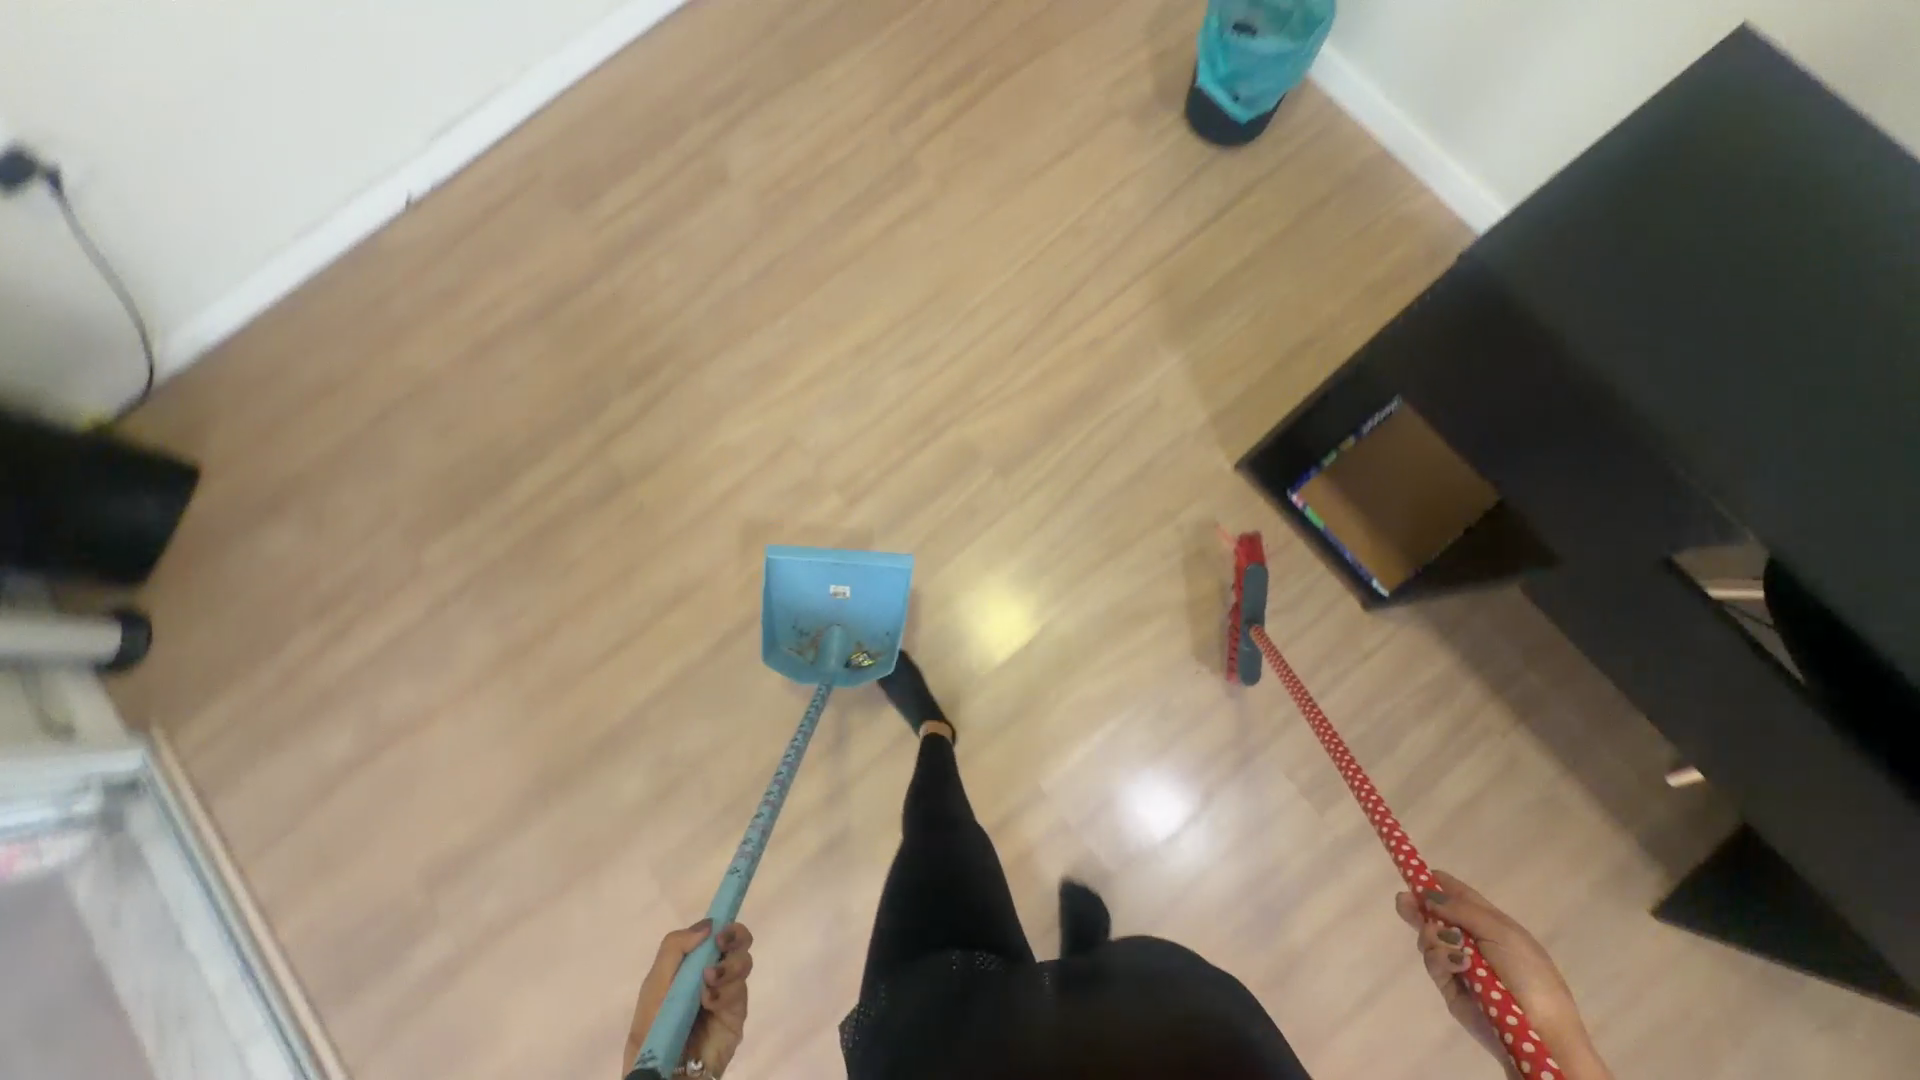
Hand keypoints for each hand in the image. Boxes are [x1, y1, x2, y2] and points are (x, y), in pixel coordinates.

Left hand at [623, 920, 752, 1077]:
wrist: (661, 1073)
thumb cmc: (651, 1030)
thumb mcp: (654, 986)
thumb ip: (673, 950)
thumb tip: (709, 924)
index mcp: (691, 965)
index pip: (714, 934)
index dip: (722, 924)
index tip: (718, 926)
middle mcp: (713, 974)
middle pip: (738, 942)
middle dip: (736, 935)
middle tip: (722, 943)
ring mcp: (727, 994)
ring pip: (744, 962)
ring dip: (729, 964)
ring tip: (709, 979)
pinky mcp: (737, 1015)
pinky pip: (740, 992)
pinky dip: (725, 991)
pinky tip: (709, 1002)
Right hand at [1395, 872, 1611, 1079]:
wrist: (1540, 1031)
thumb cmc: (1529, 974)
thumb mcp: (1502, 932)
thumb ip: (1462, 909)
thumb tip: (1427, 894)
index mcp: (1491, 924)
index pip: (1458, 896)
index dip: (1437, 883)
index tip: (1414, 874)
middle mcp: (1472, 940)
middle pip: (1436, 915)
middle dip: (1418, 906)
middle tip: (1403, 901)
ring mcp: (1459, 963)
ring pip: (1429, 937)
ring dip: (1434, 935)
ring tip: (1451, 944)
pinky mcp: (1449, 986)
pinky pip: (1433, 963)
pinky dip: (1441, 958)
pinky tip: (1458, 964)